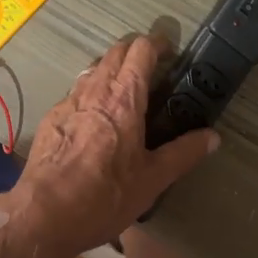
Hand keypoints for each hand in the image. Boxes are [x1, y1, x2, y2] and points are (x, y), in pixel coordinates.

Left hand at [0, 35, 217, 257]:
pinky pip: (76, 91)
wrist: (44, 214)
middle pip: (117, 50)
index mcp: (125, 96)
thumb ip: (184, 153)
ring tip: (124, 92)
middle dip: (136, 51)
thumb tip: (213, 137)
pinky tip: (94, 120)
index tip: (170, 52)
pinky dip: (91, 92)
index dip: (158, 43)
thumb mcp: (152, 180)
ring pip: (95, 67)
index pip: (142, 49)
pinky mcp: (52, 115)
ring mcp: (70, 99)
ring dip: (112, 69)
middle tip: (151, 69)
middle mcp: (97, 88)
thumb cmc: (104, 194)